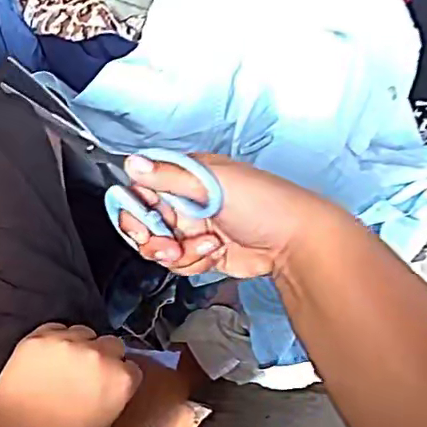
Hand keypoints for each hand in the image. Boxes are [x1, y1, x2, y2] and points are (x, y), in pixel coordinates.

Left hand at [0, 323, 141, 426]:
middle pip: (112, 344)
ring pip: (84, 332)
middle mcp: (99, 355)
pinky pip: (56, 328)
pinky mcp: (41, 336)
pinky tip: (48, 358)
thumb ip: (113, 399)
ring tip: (65, 364)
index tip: (109, 384)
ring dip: (80, 345)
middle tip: (88, 373)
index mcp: (121, 380)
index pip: (132, 368)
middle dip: (105, 356)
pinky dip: (55, 339)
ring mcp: (69, 342)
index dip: (120, 377)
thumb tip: (109, 389)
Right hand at [114, 154, 352, 278]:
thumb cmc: (264, 204)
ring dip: (179, 255)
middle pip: (145, 226)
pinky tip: (215, 253)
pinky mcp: (201, 252)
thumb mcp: (212, 184)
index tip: (143, 225)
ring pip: (160, 250)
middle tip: (169, 246)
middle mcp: (185, 202)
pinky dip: (193, 264)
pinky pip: (179, 264)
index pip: (140, 192)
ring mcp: (193, 229)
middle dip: (153, 241)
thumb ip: (167, 176)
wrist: (293, 243)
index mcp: (185, 177)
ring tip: (206, 247)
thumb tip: (133, 162)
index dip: (134, 212)